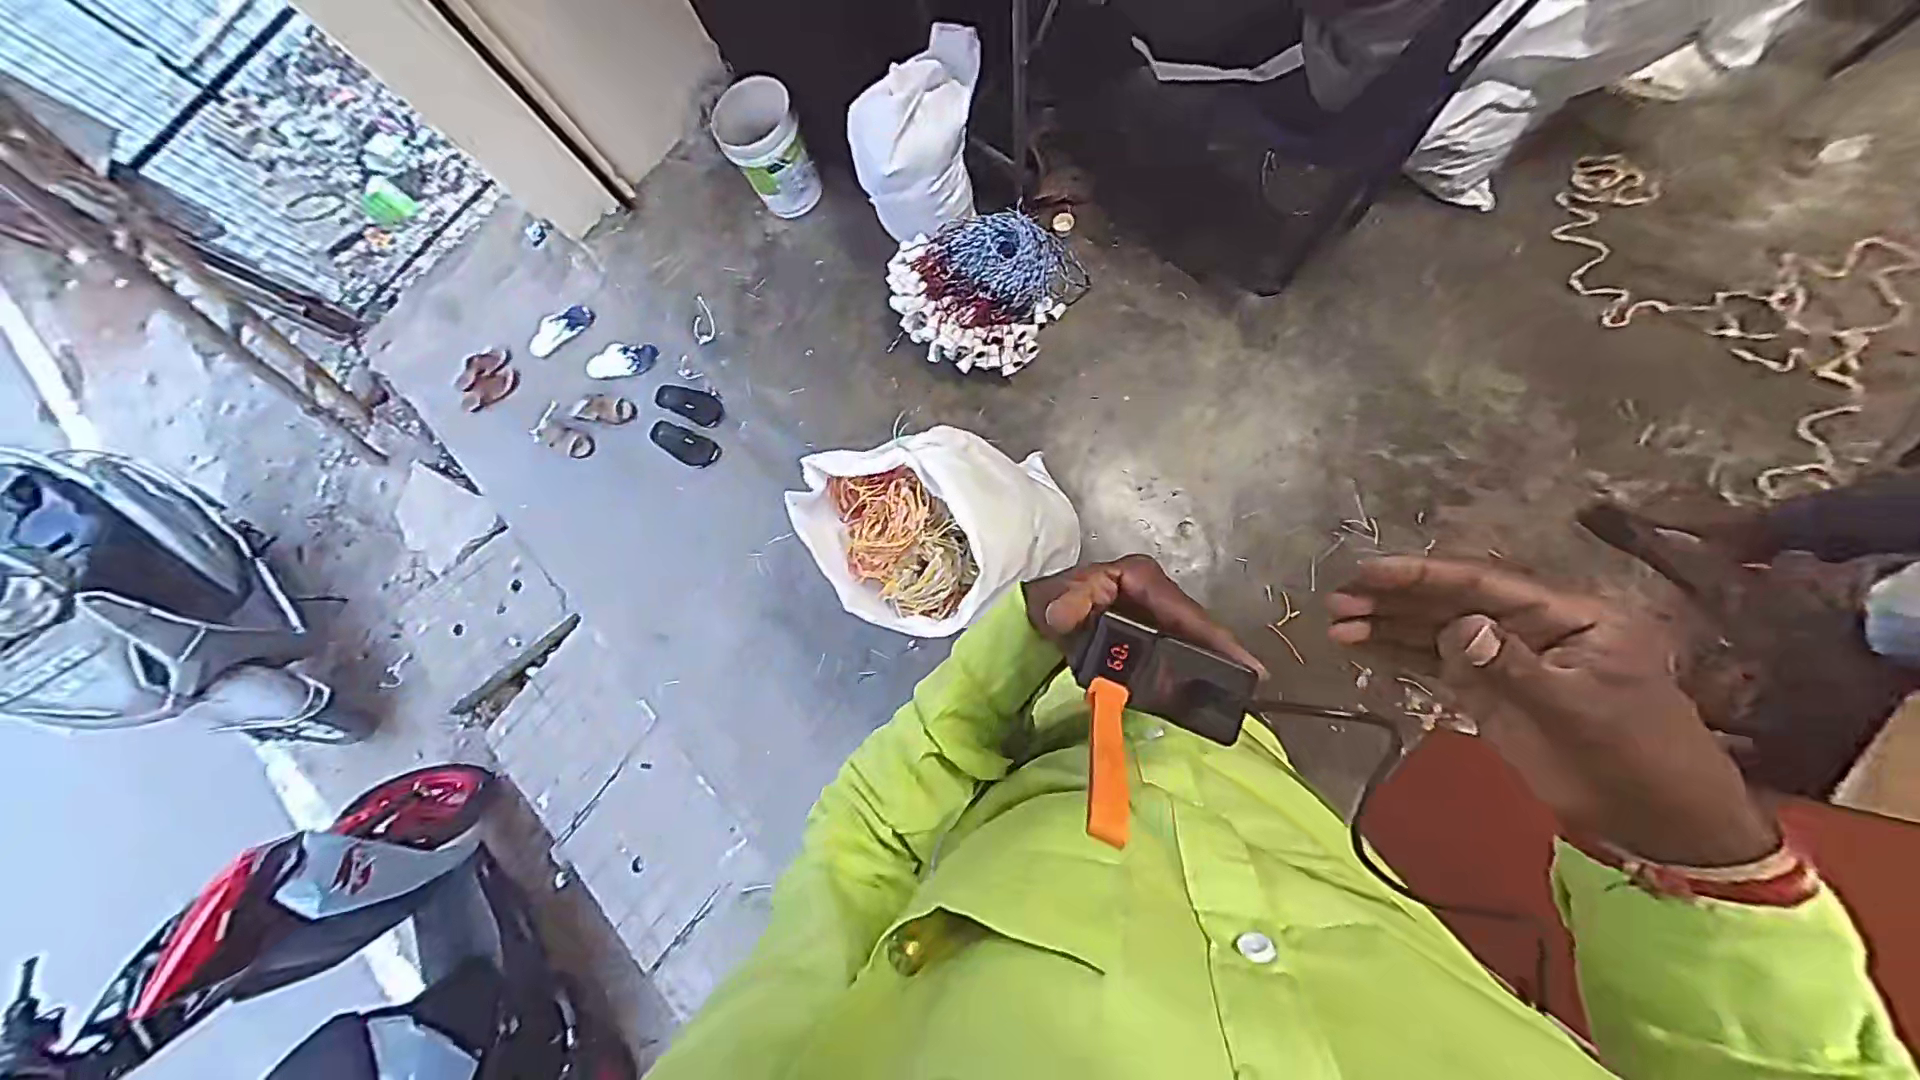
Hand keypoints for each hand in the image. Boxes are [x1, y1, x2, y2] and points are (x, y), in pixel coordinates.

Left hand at [1025, 555, 1268, 680]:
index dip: (1216, 637)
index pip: (1185, 610)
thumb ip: (1066, 604)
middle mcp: (1151, 586)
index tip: (1245, 663)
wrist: (1035, 608)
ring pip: (1187, 631)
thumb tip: (1064, 614)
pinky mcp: (1145, 619)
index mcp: (1139, 577)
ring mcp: (1150, 602)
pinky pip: (1174, 639)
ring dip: (1209, 655)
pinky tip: (1202, 679)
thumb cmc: (1049, 601)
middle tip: (1250, 681)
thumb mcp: (1058, 600)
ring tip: (1237, 684)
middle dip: (1221, 649)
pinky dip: (1189, 657)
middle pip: (1193, 621)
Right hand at [1326, 557, 1777, 866]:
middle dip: (1389, 599)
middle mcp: (1523, 625)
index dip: (1422, 576)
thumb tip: (1458, 626)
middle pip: (1445, 602)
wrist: (1654, 818)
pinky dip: (1391, 652)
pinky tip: (1357, 645)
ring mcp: (1496, 655)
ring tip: (1336, 625)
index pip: (1482, 585)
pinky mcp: (1477, 685)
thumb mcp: (1580, 706)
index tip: (1370, 572)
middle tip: (1338, 601)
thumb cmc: (1636, 753)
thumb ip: (1515, 664)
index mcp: (1565, 615)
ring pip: (1428, 629)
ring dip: (1381, 625)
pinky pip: (1427, 660)